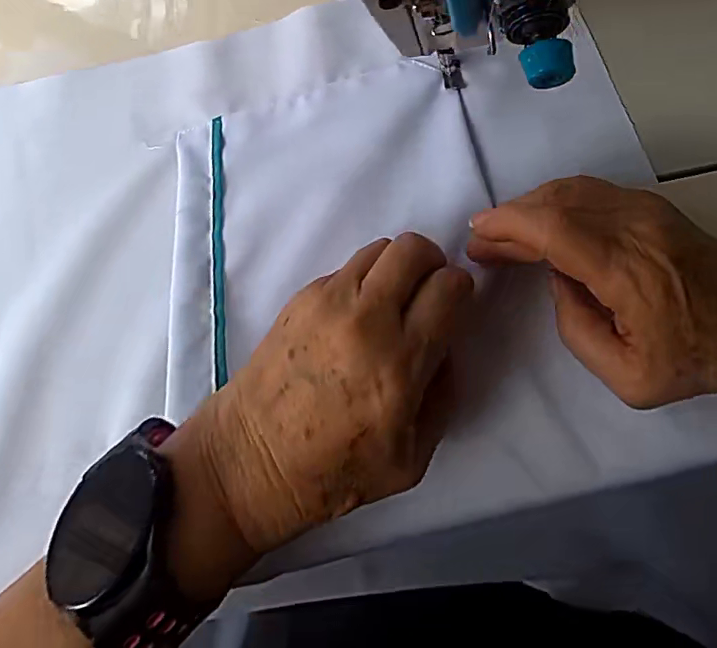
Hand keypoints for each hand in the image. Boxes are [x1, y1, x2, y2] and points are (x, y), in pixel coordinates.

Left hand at [177, 234, 474, 562]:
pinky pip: (346, 268)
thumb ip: (441, 395)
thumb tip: (443, 346)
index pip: (447, 288)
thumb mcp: (412, 457)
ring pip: (379, 248)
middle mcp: (366, 319)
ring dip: (396, 266)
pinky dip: (362, 281)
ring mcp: (329, 301)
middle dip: (431, 261)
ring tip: (391, 299)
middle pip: (412, 248)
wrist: (255, 454)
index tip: (456, 300)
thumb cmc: (336, 468)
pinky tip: (353, 316)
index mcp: (400, 362)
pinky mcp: (302, 297)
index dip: (461, 288)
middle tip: (428, 288)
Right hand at [466, 177, 716, 407]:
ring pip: (567, 190)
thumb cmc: (700, 358)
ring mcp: (643, 209)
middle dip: (508, 218)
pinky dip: (551, 200)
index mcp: (627, 272)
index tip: (478, 239)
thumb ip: (576, 329)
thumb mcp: (630, 379)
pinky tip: (539, 219)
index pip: (553, 228)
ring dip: (527, 206)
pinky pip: (586, 190)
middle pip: (553, 203)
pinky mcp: (648, 204)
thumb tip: (558, 281)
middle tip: (482, 241)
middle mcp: (633, 228)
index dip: (508, 227)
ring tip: (504, 232)